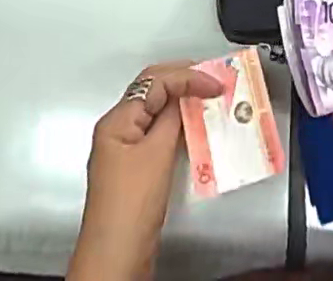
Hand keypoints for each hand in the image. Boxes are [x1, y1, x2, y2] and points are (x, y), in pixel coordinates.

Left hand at [69, 63, 222, 279]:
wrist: (116, 257)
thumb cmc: (133, 204)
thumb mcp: (157, 154)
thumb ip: (171, 118)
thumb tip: (185, 94)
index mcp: (117, 119)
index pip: (155, 81)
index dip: (188, 76)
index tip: (216, 83)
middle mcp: (118, 127)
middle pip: (152, 88)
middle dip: (183, 79)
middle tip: (213, 79)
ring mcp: (125, 146)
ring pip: (156, 108)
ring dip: (182, 99)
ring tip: (209, 96)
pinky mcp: (135, 164)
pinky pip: (158, 128)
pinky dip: (178, 120)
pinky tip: (195, 124)